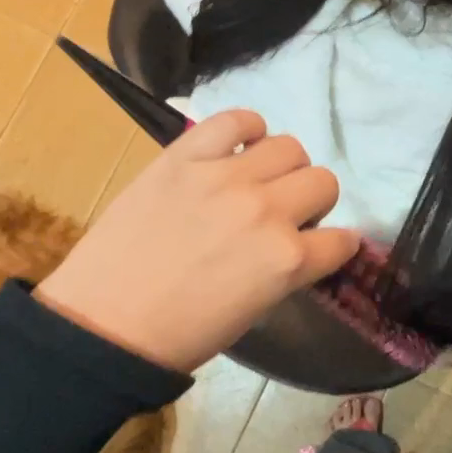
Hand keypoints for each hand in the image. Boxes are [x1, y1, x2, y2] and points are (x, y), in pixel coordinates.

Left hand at [35, 111, 360, 373]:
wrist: (108, 323)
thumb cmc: (185, 332)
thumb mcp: (257, 308)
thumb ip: (287, 269)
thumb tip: (299, 243)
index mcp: (289, 262)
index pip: (343, 240)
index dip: (335, 245)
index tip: (321, 247)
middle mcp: (267, 212)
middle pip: (324, 182)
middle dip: (314, 202)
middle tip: (286, 215)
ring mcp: (226, 179)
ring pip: (290, 147)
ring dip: (285, 167)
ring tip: (259, 181)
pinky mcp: (185, 158)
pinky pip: (235, 120)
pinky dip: (246, 130)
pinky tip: (237, 149)